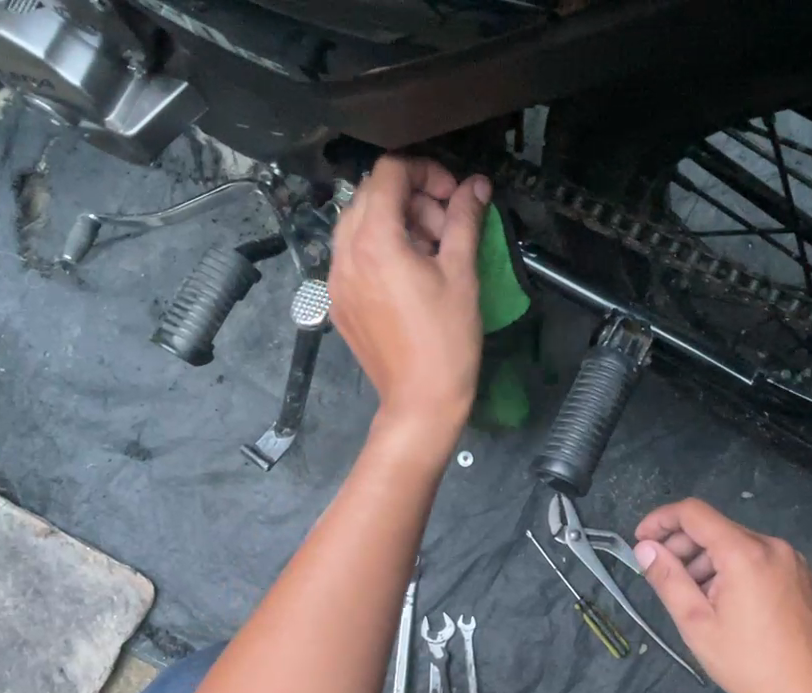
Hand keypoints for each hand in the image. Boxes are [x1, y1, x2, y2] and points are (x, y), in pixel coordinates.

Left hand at [328, 156, 491, 431]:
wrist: (420, 401)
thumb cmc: (447, 341)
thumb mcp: (461, 274)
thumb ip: (464, 221)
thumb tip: (476, 186)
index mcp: (374, 241)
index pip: (389, 173)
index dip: (425, 172)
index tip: (452, 196)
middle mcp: (344, 254)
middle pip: (371, 194)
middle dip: (412, 199)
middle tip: (446, 229)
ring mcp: (336, 279)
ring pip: (358, 224)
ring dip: (395, 223)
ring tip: (429, 253)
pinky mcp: (338, 301)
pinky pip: (352, 256)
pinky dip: (379, 250)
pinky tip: (408, 277)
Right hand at [634, 498, 811, 692]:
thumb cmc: (746, 663)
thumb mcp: (695, 622)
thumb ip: (667, 578)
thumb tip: (644, 548)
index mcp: (745, 553)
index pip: (694, 513)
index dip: (661, 520)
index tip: (640, 542)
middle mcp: (774, 547)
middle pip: (717, 528)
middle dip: (683, 546)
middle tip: (663, 577)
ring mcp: (794, 561)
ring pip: (737, 545)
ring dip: (707, 561)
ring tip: (696, 599)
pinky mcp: (804, 578)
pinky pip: (759, 559)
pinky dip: (733, 570)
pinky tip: (726, 604)